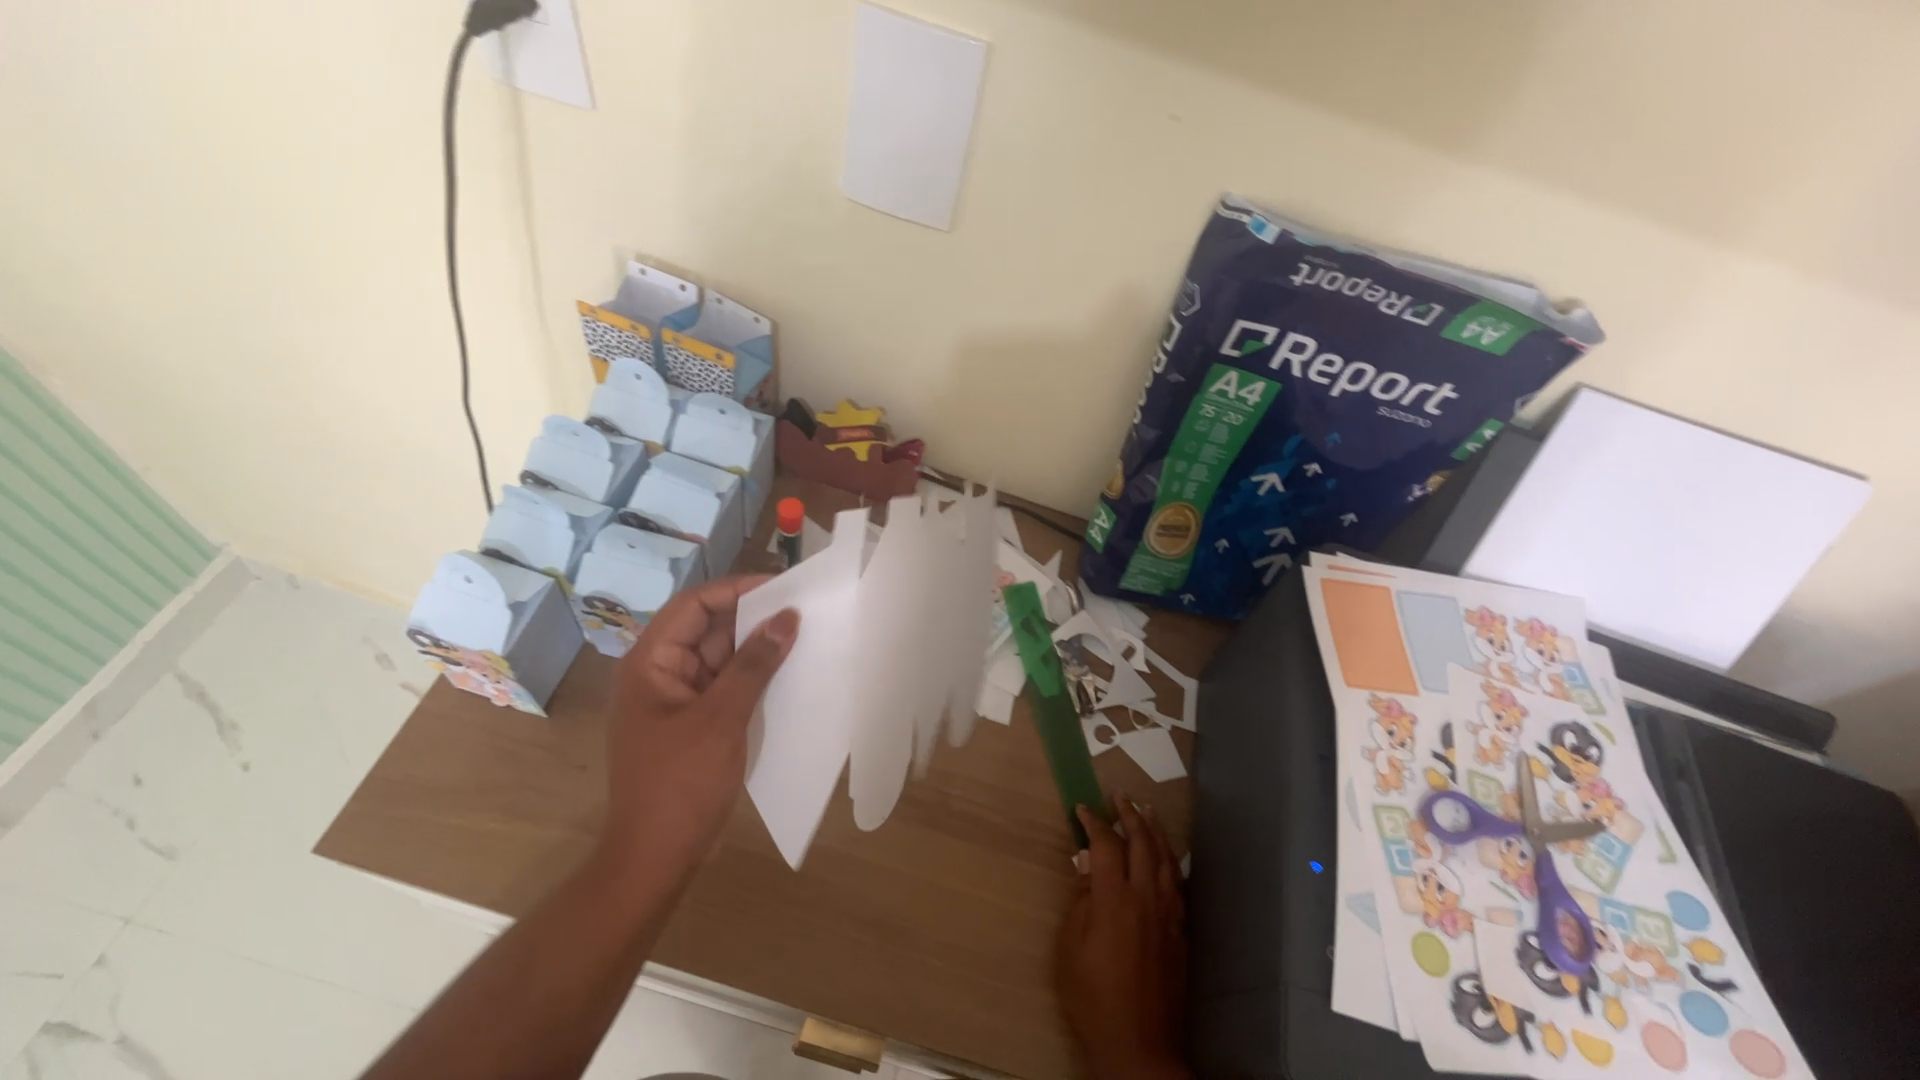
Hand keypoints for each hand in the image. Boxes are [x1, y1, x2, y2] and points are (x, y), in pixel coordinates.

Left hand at [598, 575, 798, 875]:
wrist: (656, 857)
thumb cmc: (680, 783)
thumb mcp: (721, 719)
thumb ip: (754, 665)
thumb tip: (787, 618)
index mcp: (649, 662)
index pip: (693, 606)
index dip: (737, 590)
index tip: (782, 587)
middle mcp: (659, 673)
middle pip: (707, 629)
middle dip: (752, 619)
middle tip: (803, 610)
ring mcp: (676, 700)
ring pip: (720, 658)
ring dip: (756, 649)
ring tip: (803, 636)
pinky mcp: (694, 724)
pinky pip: (725, 687)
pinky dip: (753, 679)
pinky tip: (788, 675)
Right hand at [1056, 799, 1190, 1079]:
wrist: (1138, 1042)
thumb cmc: (1092, 996)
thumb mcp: (1070, 947)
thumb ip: (1081, 901)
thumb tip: (1087, 867)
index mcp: (1114, 899)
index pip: (1106, 846)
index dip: (1094, 822)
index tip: (1082, 807)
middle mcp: (1146, 898)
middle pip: (1142, 843)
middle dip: (1129, 814)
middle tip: (1119, 795)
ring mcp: (1169, 914)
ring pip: (1166, 859)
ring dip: (1154, 831)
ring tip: (1146, 811)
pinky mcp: (1181, 931)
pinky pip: (1177, 882)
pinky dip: (1168, 860)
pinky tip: (1164, 857)